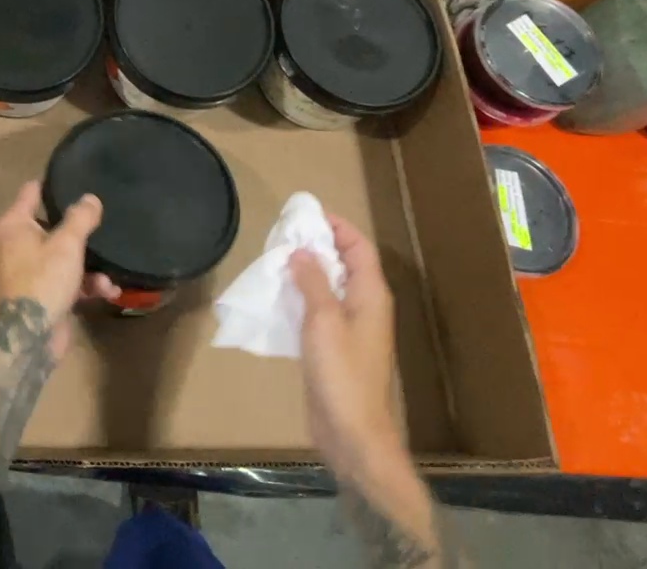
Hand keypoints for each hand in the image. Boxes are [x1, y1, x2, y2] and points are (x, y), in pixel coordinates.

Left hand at [0, 182, 119, 358]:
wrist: (30, 339)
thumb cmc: (43, 281)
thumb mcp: (67, 245)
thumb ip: (80, 218)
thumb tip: (90, 198)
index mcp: (14, 225)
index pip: (32, 191)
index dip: (54, 184)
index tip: (79, 178)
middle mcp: (15, 243)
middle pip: (50, 224)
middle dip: (77, 228)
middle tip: (102, 220)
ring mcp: (26, 270)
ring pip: (62, 255)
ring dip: (88, 264)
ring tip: (110, 273)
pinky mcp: (39, 293)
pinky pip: (64, 280)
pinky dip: (83, 284)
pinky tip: (107, 291)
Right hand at [290, 214, 405, 473]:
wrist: (352, 433)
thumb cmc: (343, 374)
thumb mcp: (324, 320)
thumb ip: (312, 281)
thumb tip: (301, 250)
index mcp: (371, 295)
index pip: (359, 247)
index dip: (337, 226)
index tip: (307, 213)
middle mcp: (365, 307)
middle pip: (345, 264)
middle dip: (318, 245)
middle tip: (284, 234)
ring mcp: (351, 328)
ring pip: (329, 287)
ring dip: (306, 271)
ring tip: (275, 259)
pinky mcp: (335, 347)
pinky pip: (319, 310)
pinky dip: (301, 296)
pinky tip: (278, 296)